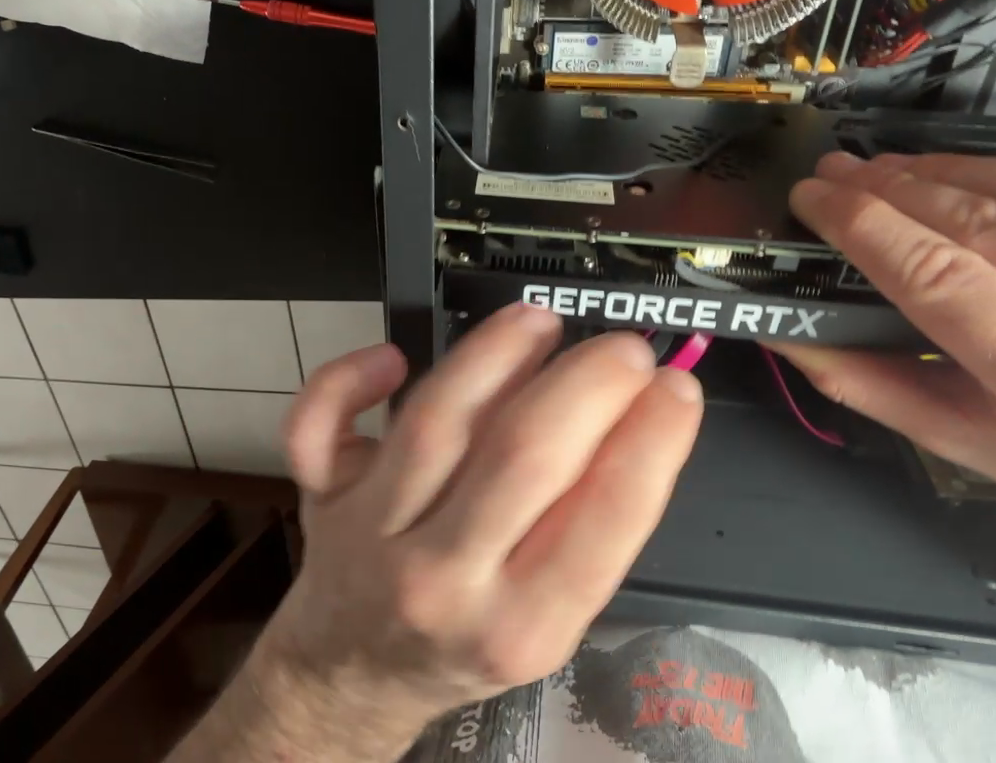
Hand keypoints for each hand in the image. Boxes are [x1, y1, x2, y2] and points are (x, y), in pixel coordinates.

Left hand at [253, 305, 702, 746]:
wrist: (354, 674)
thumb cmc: (463, 641)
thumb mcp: (544, 625)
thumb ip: (584, 538)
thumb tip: (631, 420)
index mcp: (520, 625)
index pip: (600, 522)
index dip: (649, 443)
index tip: (677, 388)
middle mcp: (442, 579)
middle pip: (519, 456)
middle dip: (585, 386)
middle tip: (624, 351)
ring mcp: (372, 532)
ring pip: (434, 422)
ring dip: (493, 357)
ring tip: (540, 322)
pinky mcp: (322, 497)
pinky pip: (319, 427)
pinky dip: (345, 381)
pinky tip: (392, 357)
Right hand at [777, 152, 995, 608]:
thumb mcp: (989, 455)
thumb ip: (877, 388)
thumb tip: (792, 334)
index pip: (939, 274)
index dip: (862, 223)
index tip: (817, 195)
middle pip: (993, 221)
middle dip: (902, 186)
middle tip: (848, 170)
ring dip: (967, 173)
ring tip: (910, 169)